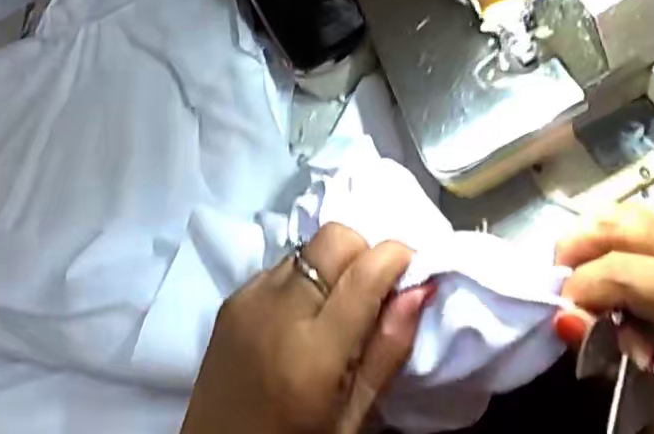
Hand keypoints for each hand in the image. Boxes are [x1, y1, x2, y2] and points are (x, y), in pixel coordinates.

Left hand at [182, 223, 433, 433]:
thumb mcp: (351, 419)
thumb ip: (388, 350)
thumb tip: (422, 287)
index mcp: (312, 354)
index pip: (365, 272)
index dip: (397, 257)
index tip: (411, 269)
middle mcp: (277, 312)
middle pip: (335, 237)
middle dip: (363, 251)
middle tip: (371, 290)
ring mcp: (249, 299)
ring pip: (309, 244)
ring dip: (332, 262)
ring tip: (334, 305)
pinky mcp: (231, 297)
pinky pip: (282, 263)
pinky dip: (302, 276)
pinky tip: (301, 313)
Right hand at [552, 206, 653, 433]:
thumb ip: (624, 364)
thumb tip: (564, 318)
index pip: (622, 272)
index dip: (581, 292)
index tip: (561, 322)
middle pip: (616, 225)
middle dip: (577, 252)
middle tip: (563, 296)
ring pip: (620, 213)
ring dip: (592, 245)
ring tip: (587, 289)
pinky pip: (634, 219)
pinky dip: (610, 241)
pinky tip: (614, 277)